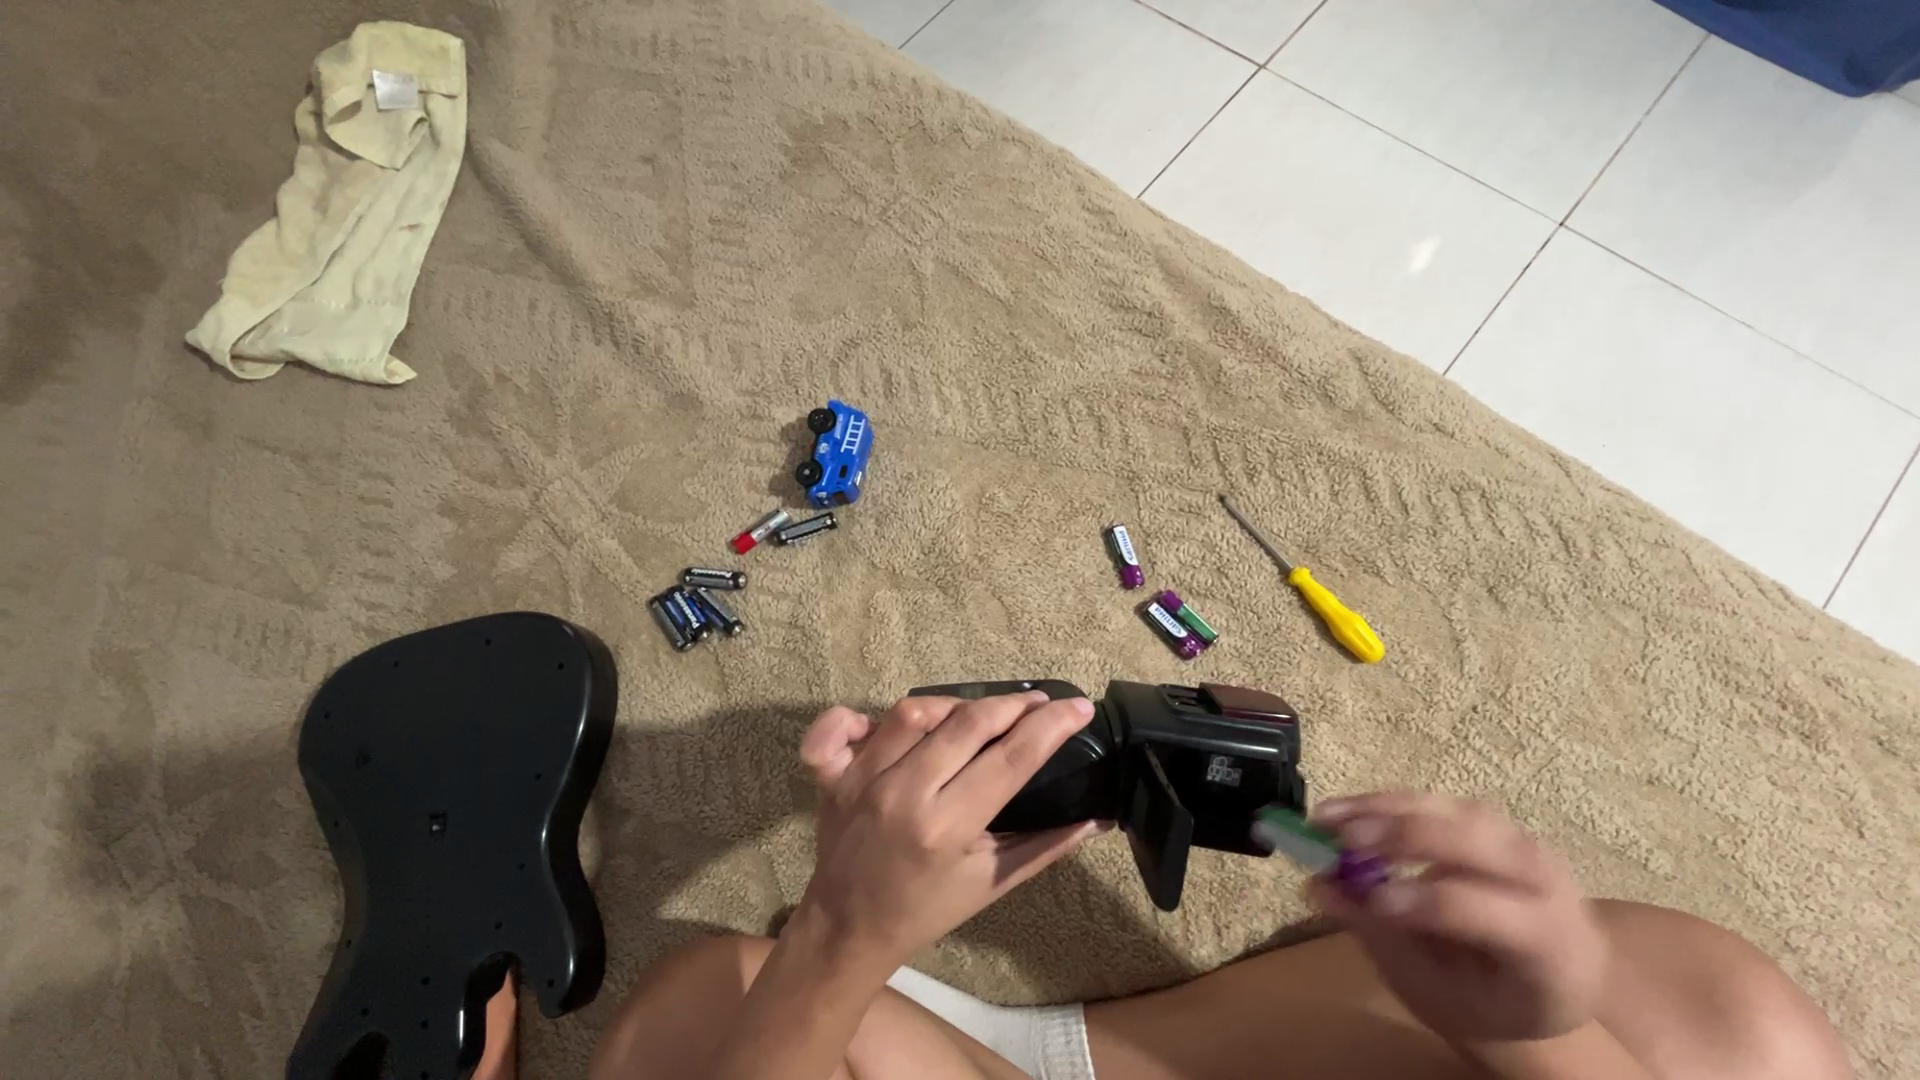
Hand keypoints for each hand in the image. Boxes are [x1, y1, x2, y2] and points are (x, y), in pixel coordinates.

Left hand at [793, 692, 1104, 971]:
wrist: (848, 929)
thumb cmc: (927, 908)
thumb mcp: (992, 883)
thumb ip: (1046, 845)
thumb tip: (1098, 818)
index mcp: (947, 826)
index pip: (1010, 758)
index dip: (1052, 727)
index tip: (1079, 707)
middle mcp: (903, 793)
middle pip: (967, 724)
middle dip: (1013, 706)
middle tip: (1039, 703)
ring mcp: (861, 779)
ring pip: (913, 712)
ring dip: (953, 704)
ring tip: (980, 712)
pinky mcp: (831, 774)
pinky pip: (836, 726)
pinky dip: (859, 715)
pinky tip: (885, 722)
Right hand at [1307, 792, 1609, 1043]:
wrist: (1538, 983)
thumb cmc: (1487, 1001)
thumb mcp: (1438, 991)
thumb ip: (1382, 937)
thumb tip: (1319, 887)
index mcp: (1554, 946)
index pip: (1495, 915)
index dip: (1432, 902)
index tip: (1371, 900)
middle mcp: (1548, 884)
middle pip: (1477, 844)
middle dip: (1405, 836)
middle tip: (1340, 840)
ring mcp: (1521, 845)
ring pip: (1451, 812)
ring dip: (1384, 810)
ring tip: (1326, 819)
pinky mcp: (1490, 824)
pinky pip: (1435, 803)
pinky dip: (1385, 804)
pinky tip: (1344, 812)